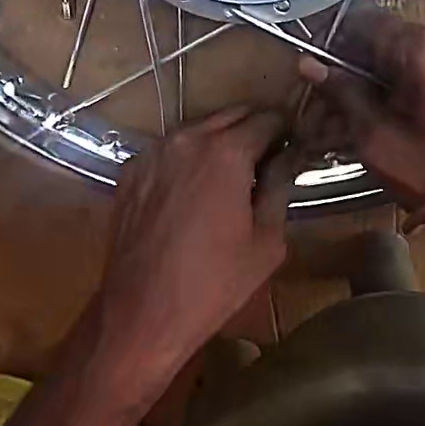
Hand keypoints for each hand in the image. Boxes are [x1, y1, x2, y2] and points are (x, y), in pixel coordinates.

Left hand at [97, 106, 297, 357]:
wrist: (141, 311)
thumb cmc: (213, 282)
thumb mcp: (266, 240)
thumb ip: (280, 187)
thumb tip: (287, 157)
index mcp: (227, 153)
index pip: (267, 119)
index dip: (285, 129)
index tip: (293, 145)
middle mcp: (189, 140)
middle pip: (232, 114)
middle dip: (255, 127)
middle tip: (267, 155)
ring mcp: (154, 152)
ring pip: (199, 127)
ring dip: (220, 139)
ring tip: (231, 172)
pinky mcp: (132, 170)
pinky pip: (170, 148)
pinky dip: (189, 155)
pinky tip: (194, 187)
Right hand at [294, 12, 424, 204]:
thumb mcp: (374, 133)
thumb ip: (341, 92)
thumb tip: (309, 65)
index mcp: (422, 45)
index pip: (360, 24)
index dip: (328, 47)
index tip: (308, 74)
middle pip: (375, 44)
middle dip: (343, 76)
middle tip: (317, 110)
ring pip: (389, 62)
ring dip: (360, 89)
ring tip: (333, 126)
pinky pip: (408, 74)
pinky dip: (384, 94)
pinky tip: (360, 124)